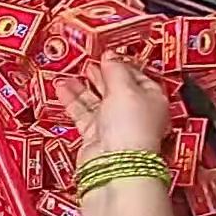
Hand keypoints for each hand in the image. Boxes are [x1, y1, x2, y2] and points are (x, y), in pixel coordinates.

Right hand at [54, 53, 172, 160]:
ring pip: (95, 101)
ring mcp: (113, 125)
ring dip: (81, 88)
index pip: (136, 76)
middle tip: (88, 64)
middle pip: (114, 89)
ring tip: (69, 76)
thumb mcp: (124, 89)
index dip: (121, 65)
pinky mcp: (95, 135)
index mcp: (151, 99)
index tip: (107, 55)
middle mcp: (133, 113)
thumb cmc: (131, 128)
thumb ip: (115, 70)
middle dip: (100, 76)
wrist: (114, 161)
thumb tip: (110, 57)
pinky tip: (63, 90)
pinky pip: (81, 113)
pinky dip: (71, 101)